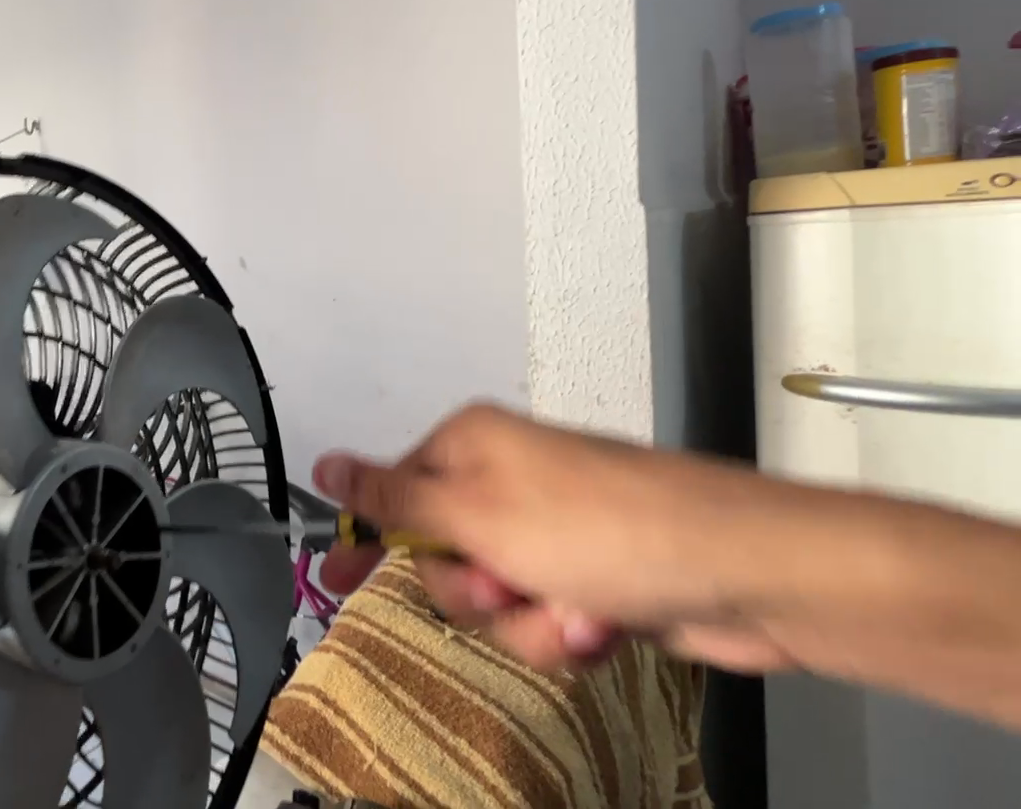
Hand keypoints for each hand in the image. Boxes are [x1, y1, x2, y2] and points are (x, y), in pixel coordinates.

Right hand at [312, 404, 799, 672]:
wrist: (754, 573)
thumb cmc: (598, 529)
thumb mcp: (475, 515)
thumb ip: (391, 498)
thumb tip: (323, 464)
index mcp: (468, 448)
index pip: (390, 493)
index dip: (368, 538)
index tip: (336, 579)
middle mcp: (502, 483)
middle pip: (438, 554)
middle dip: (470, 589)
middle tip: (502, 587)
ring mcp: (546, 531)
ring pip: (490, 597)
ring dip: (524, 619)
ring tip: (572, 612)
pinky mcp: (586, 576)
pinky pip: (538, 617)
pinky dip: (564, 631)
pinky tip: (601, 625)